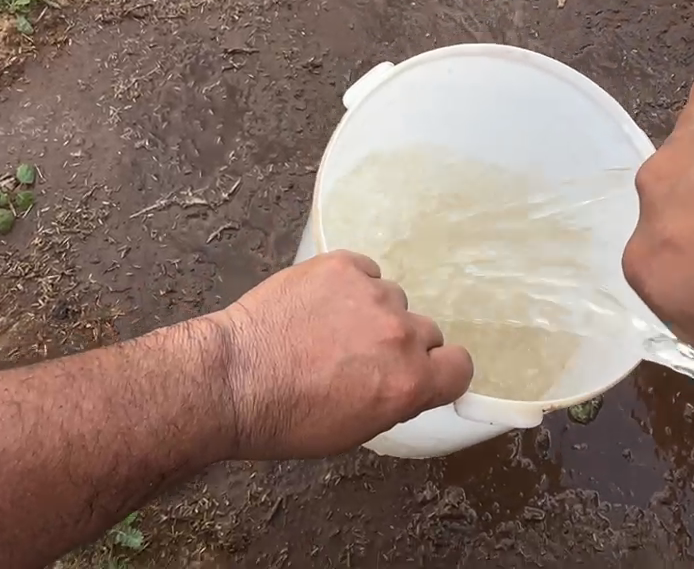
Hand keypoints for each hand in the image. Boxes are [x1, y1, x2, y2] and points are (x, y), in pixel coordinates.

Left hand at [205, 250, 473, 459]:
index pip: (461, 365)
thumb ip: (397, 396)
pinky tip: (319, 304)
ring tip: (330, 327)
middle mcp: (400, 333)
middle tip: (362, 354)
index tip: (423, 372)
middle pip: (426, 330)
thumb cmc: (287, 418)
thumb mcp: (356, 429)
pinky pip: (364, 270)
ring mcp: (372, 292)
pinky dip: (348, 284)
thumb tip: (409, 377)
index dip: (442, 371)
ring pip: (392, 297)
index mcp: (409, 381)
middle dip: (401, 343)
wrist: (233, 378)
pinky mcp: (343, 264)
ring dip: (372, 311)